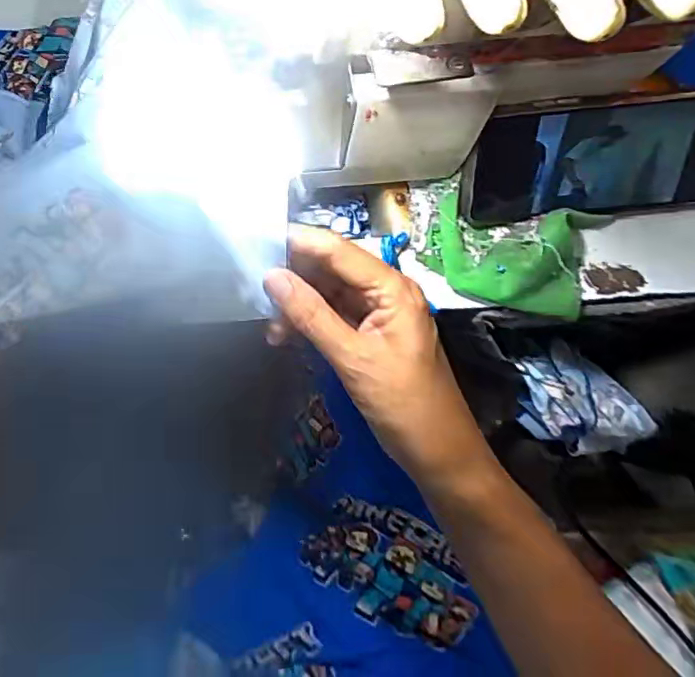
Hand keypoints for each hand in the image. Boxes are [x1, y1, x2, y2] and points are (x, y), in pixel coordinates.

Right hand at [265, 226, 494, 486]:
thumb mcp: (353, 359)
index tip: (259, 240)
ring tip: (270, 323)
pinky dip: (306, 320)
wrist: (440, 455)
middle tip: (254, 285)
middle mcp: (384, 291)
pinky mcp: (367, 331)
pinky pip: (330, 313)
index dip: (298, 241)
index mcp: (391, 288)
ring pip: (325, 290)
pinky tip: (283, 334)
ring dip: (296, 302)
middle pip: (329, 267)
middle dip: (293, 275)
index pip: (337, 250)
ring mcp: (375, 311)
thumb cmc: (405, 405)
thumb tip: (272, 277)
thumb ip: (310, 314)